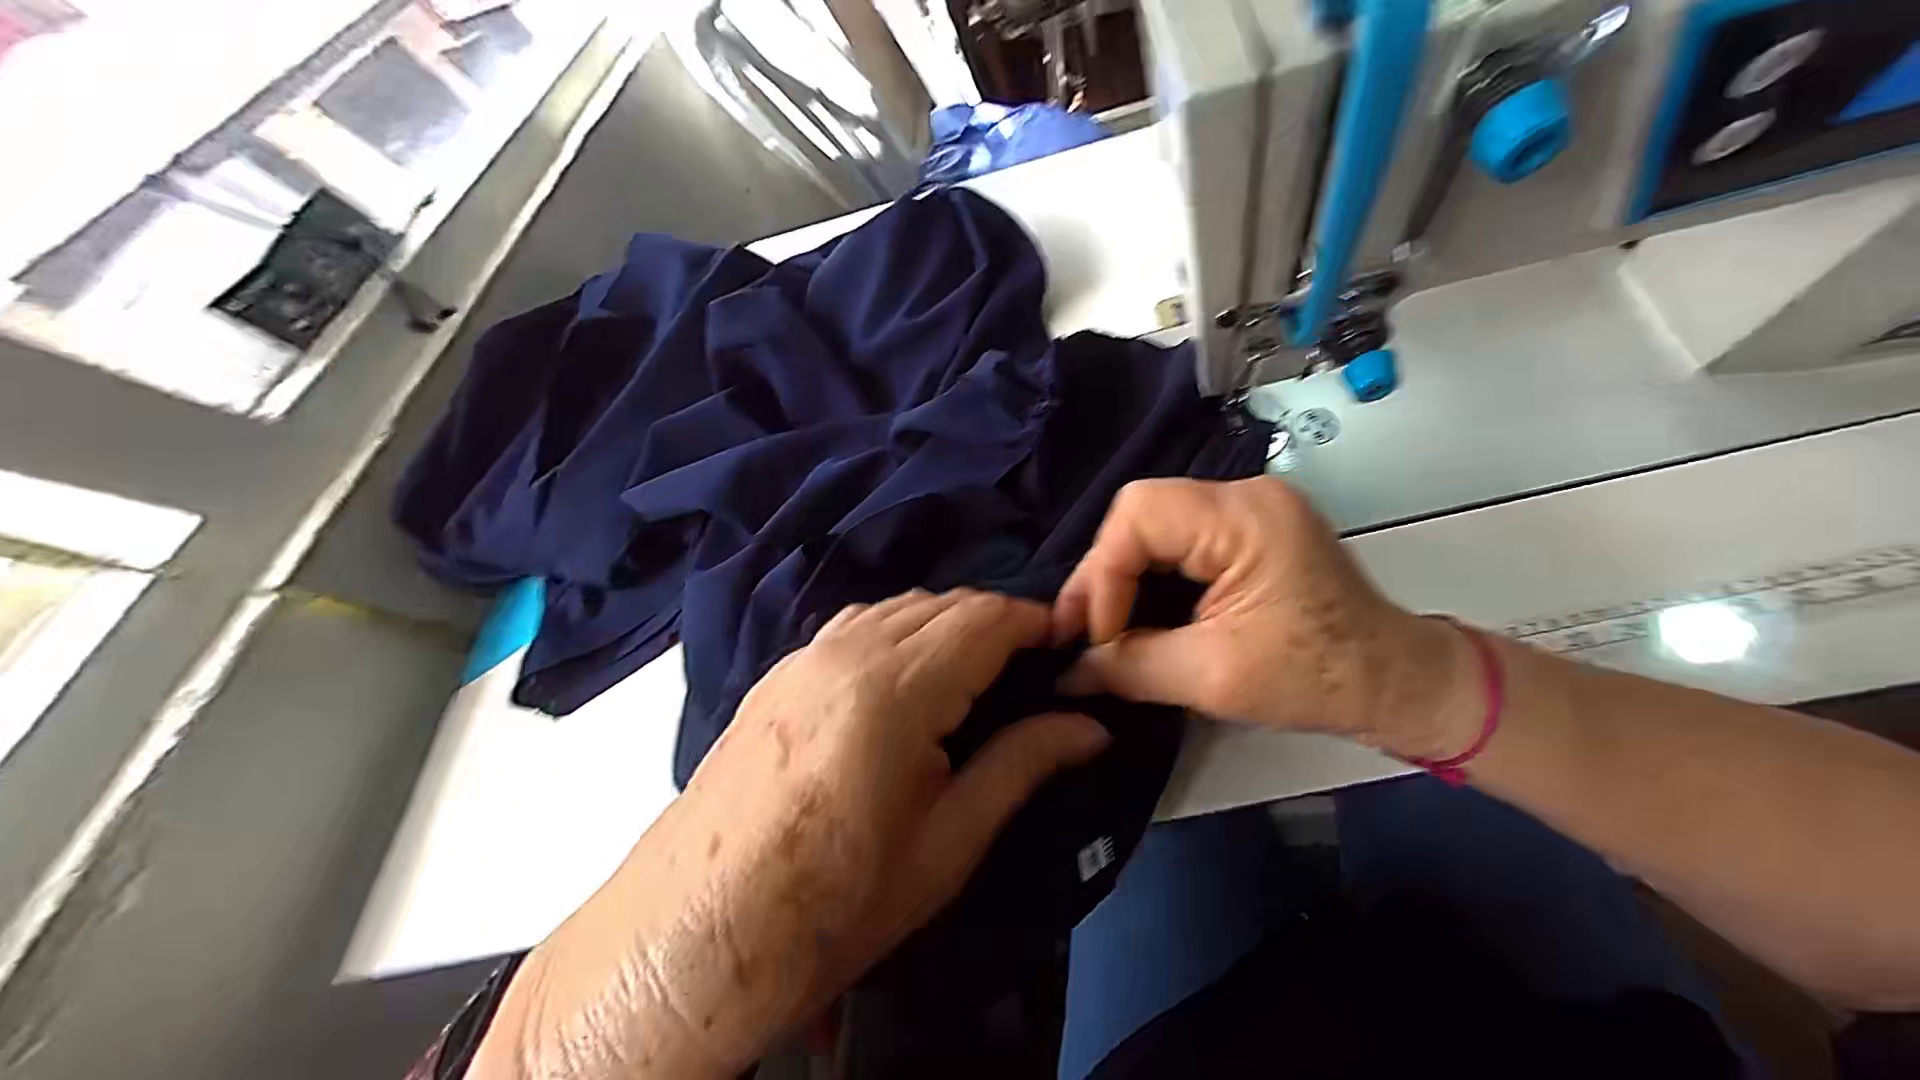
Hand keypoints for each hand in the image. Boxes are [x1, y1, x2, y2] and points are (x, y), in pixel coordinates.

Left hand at [473, 590, 1109, 1079]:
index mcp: (893, 692)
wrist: (691, 934)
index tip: (1069, 644)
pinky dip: (901, 630)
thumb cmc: (832, 906)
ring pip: (899, 607)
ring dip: (949, 622)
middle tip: (1034, 666)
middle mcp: (846, 653)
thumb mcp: (945, 845)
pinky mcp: (778, 672)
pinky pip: (857, 624)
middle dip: (999, 621)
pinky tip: (909, 674)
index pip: (985, 621)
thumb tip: (1092, 726)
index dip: (1036, 622)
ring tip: (979, 670)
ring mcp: (803, 657)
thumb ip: (1022, 766)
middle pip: (944, 604)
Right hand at [1054, 477, 1477, 759]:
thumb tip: (1068, 671)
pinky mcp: (1246, 528)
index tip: (1094, 635)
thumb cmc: (1317, 679)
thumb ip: (1129, 668)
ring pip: (1152, 523)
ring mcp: (1248, 507)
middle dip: (1105, 573)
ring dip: (1121, 574)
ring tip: (1101, 624)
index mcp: (1247, 518)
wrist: (1394, 681)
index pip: (1140, 514)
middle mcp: (1245, 494)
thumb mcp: (1212, 679)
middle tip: (1082, 629)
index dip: (1102, 572)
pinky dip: (1148, 573)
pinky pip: (1175, 536)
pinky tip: (1135, 608)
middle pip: (1141, 512)